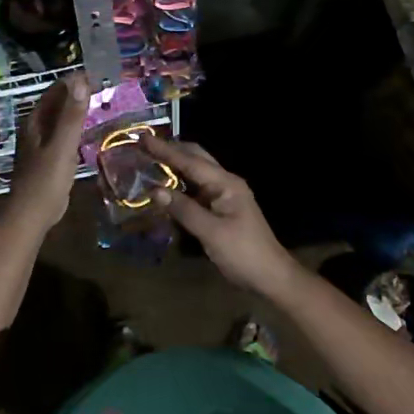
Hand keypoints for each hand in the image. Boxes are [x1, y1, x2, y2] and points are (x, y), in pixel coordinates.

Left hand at [5, 72, 88, 231]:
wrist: (32, 215)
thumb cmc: (45, 180)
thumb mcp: (62, 146)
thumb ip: (72, 116)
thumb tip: (81, 81)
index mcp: (35, 122)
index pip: (56, 91)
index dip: (75, 81)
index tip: (99, 74)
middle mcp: (35, 128)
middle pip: (57, 103)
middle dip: (77, 93)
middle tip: (104, 87)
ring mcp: (41, 144)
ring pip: (60, 119)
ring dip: (77, 110)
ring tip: (100, 104)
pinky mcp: (49, 158)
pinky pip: (63, 135)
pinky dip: (76, 128)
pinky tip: (89, 131)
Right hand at [144, 137, 304, 293]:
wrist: (270, 276)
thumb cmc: (243, 253)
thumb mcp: (211, 232)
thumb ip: (183, 209)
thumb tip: (154, 189)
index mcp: (226, 183)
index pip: (190, 161)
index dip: (165, 150)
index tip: (142, 137)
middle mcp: (226, 184)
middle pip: (196, 160)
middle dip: (171, 151)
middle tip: (143, 146)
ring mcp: (224, 197)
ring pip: (195, 175)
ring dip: (174, 168)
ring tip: (149, 162)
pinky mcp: (221, 211)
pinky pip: (197, 192)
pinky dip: (180, 187)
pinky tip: (165, 190)